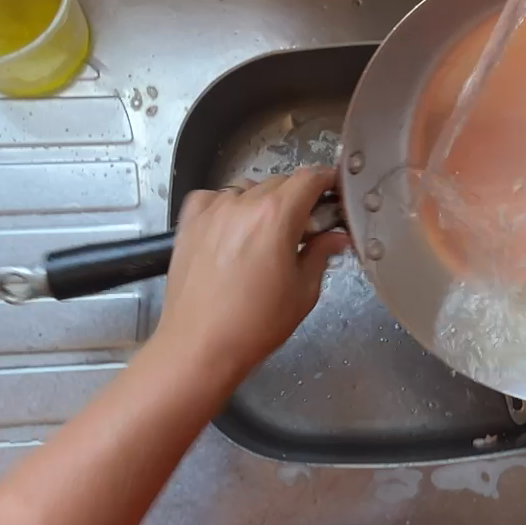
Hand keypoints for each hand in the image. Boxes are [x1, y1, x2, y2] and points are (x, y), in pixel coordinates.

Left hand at [149, 167, 352, 384]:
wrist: (200, 346)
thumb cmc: (256, 324)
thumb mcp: (304, 291)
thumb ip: (322, 254)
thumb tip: (336, 237)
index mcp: (277, 216)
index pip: (310, 178)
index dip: (327, 180)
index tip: (334, 191)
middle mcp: (242, 204)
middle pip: (280, 182)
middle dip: (298, 199)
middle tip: (306, 229)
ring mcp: (212, 212)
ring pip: (247, 190)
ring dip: (263, 203)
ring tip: (266, 235)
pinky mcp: (189, 224)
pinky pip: (213, 199)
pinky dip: (227, 206)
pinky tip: (233, 230)